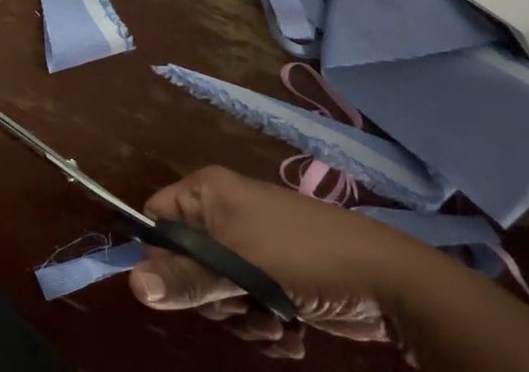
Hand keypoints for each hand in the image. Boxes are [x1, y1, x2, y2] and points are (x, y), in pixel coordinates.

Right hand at [128, 167, 436, 359]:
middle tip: (239, 307)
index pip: (157, 220)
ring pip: (220, 291)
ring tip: (275, 326)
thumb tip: (133, 286)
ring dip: (243, 319)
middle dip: (214, 299)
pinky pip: (250, 304)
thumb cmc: (306, 258)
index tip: (186, 284)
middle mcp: (225, 215)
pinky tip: (291, 335)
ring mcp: (255, 248)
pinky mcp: (280, 279)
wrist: (394, 284)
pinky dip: (265, 325)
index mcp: (208, 194)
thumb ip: (185, 278)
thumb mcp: (239, 267)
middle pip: (187, 264)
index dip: (163, 255)